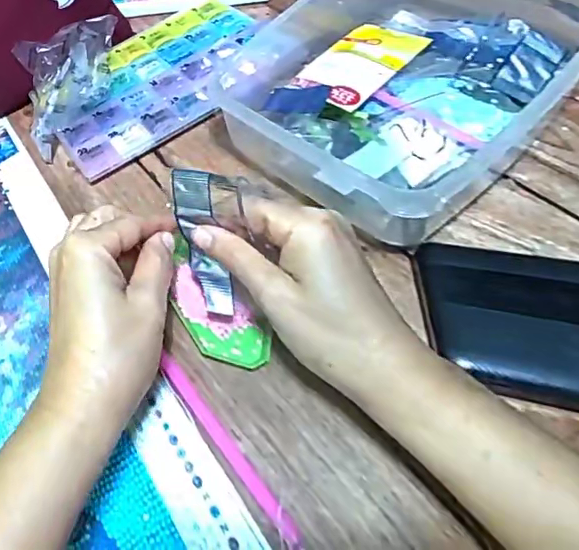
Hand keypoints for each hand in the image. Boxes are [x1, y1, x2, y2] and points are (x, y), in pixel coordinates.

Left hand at [37, 205, 175, 432]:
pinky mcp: (60, 285)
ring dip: (119, 237)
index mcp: (85, 245)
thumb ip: (157, 263)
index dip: (156, 225)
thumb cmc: (119, 353)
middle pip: (104, 221)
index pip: (127, 223)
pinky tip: (128, 271)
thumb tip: (163, 237)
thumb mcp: (148, 305)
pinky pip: (84, 252)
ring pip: (92, 234)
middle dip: (135, 227)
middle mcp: (65, 247)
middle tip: (167, 245)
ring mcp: (58, 266)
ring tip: (150, 257)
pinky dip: (106, 252)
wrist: (81, 402)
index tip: (183, 228)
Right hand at [191, 197, 420, 392]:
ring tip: (222, 262)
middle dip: (232, 229)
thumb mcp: (273, 296)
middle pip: (262, 212)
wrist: (391, 373)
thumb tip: (199, 229)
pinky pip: (293, 238)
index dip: (216, 217)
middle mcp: (321, 217)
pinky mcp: (337, 251)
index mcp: (306, 222)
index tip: (187, 233)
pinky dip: (271, 250)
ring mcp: (333, 233)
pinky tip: (257, 271)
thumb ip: (235, 256)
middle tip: (201, 252)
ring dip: (250, 242)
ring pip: (276, 226)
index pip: (247, 205)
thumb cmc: (328, 335)